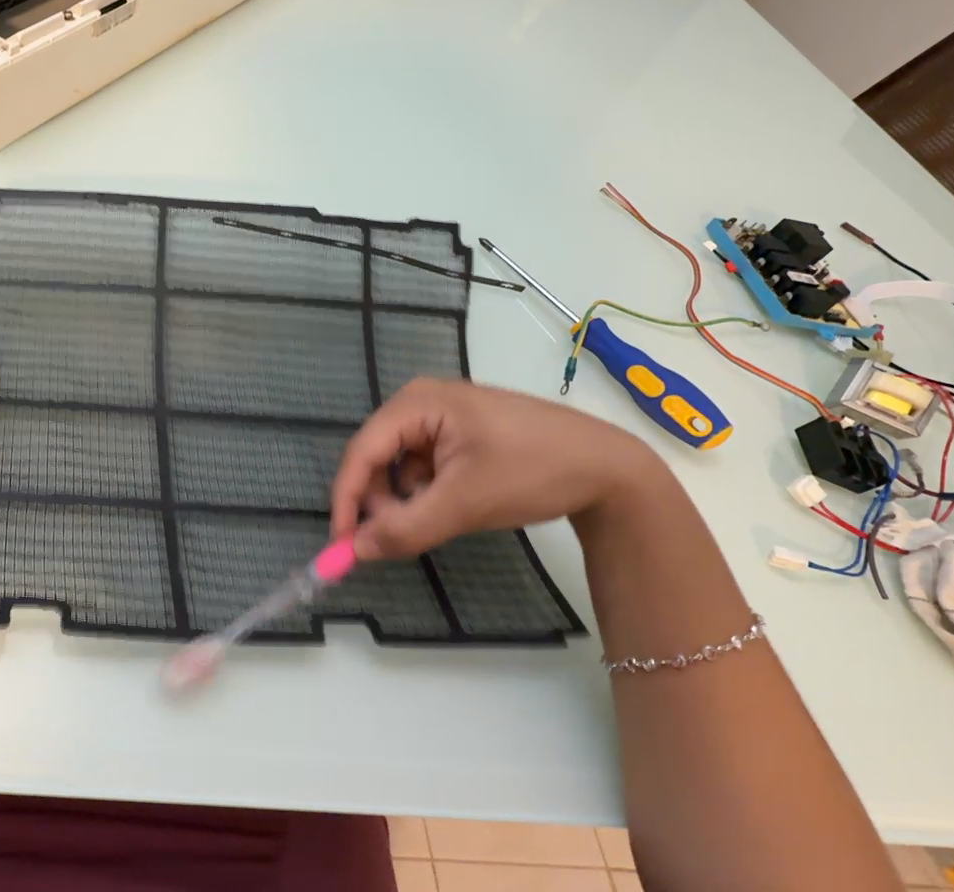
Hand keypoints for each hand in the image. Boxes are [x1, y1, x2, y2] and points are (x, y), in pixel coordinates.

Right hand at [329, 378, 662, 558]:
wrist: (612, 469)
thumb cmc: (535, 472)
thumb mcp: (465, 504)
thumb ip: (405, 528)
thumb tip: (355, 552)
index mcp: (418, 403)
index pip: (361, 452)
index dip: (346, 500)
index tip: (341, 546)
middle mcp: (422, 402)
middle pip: (376, 458)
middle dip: (381, 501)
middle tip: (395, 539)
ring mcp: (442, 416)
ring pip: (398, 466)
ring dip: (405, 500)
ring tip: (437, 522)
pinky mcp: (459, 433)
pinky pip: (422, 466)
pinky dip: (426, 493)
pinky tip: (453, 507)